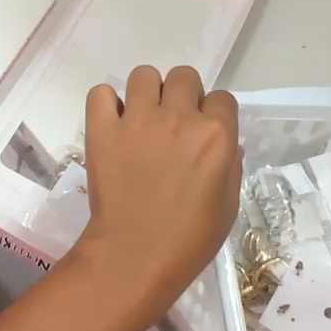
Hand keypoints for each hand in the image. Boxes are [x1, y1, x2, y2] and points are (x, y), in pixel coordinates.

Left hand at [67, 65, 242, 330]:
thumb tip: (224, 142)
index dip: (213, 114)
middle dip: (181, 96)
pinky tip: (112, 124)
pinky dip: (106, 103)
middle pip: (184, 77)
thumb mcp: (228, 205)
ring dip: (145, 93)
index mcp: (217, 135)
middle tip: (170, 125)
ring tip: (140, 120)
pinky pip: (101, 93)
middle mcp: (179, 118)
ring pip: (143, 75)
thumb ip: (230, 164)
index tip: (201, 134)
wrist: (134, 256)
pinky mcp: (102, 129)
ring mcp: (137, 120)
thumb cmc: (188, 240)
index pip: (222, 98)